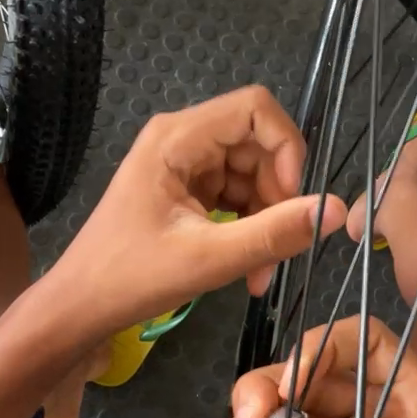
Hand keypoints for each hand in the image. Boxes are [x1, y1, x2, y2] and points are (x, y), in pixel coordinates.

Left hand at [49, 86, 346, 338]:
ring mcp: (187, 166)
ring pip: (255, 175)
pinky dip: (252, 229)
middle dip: (279, 195)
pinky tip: (249, 268)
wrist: (80, 309)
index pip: (256, 108)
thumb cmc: (131, 278)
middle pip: (260, 145)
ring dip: (268, 220)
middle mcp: (184, 140)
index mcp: (178, 138)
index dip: (286, 147)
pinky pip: (239, 196)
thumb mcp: (209, 258)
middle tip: (279, 245)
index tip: (293, 199)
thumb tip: (336, 210)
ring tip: (261, 271)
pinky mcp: (190, 191)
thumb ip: (274, 233)